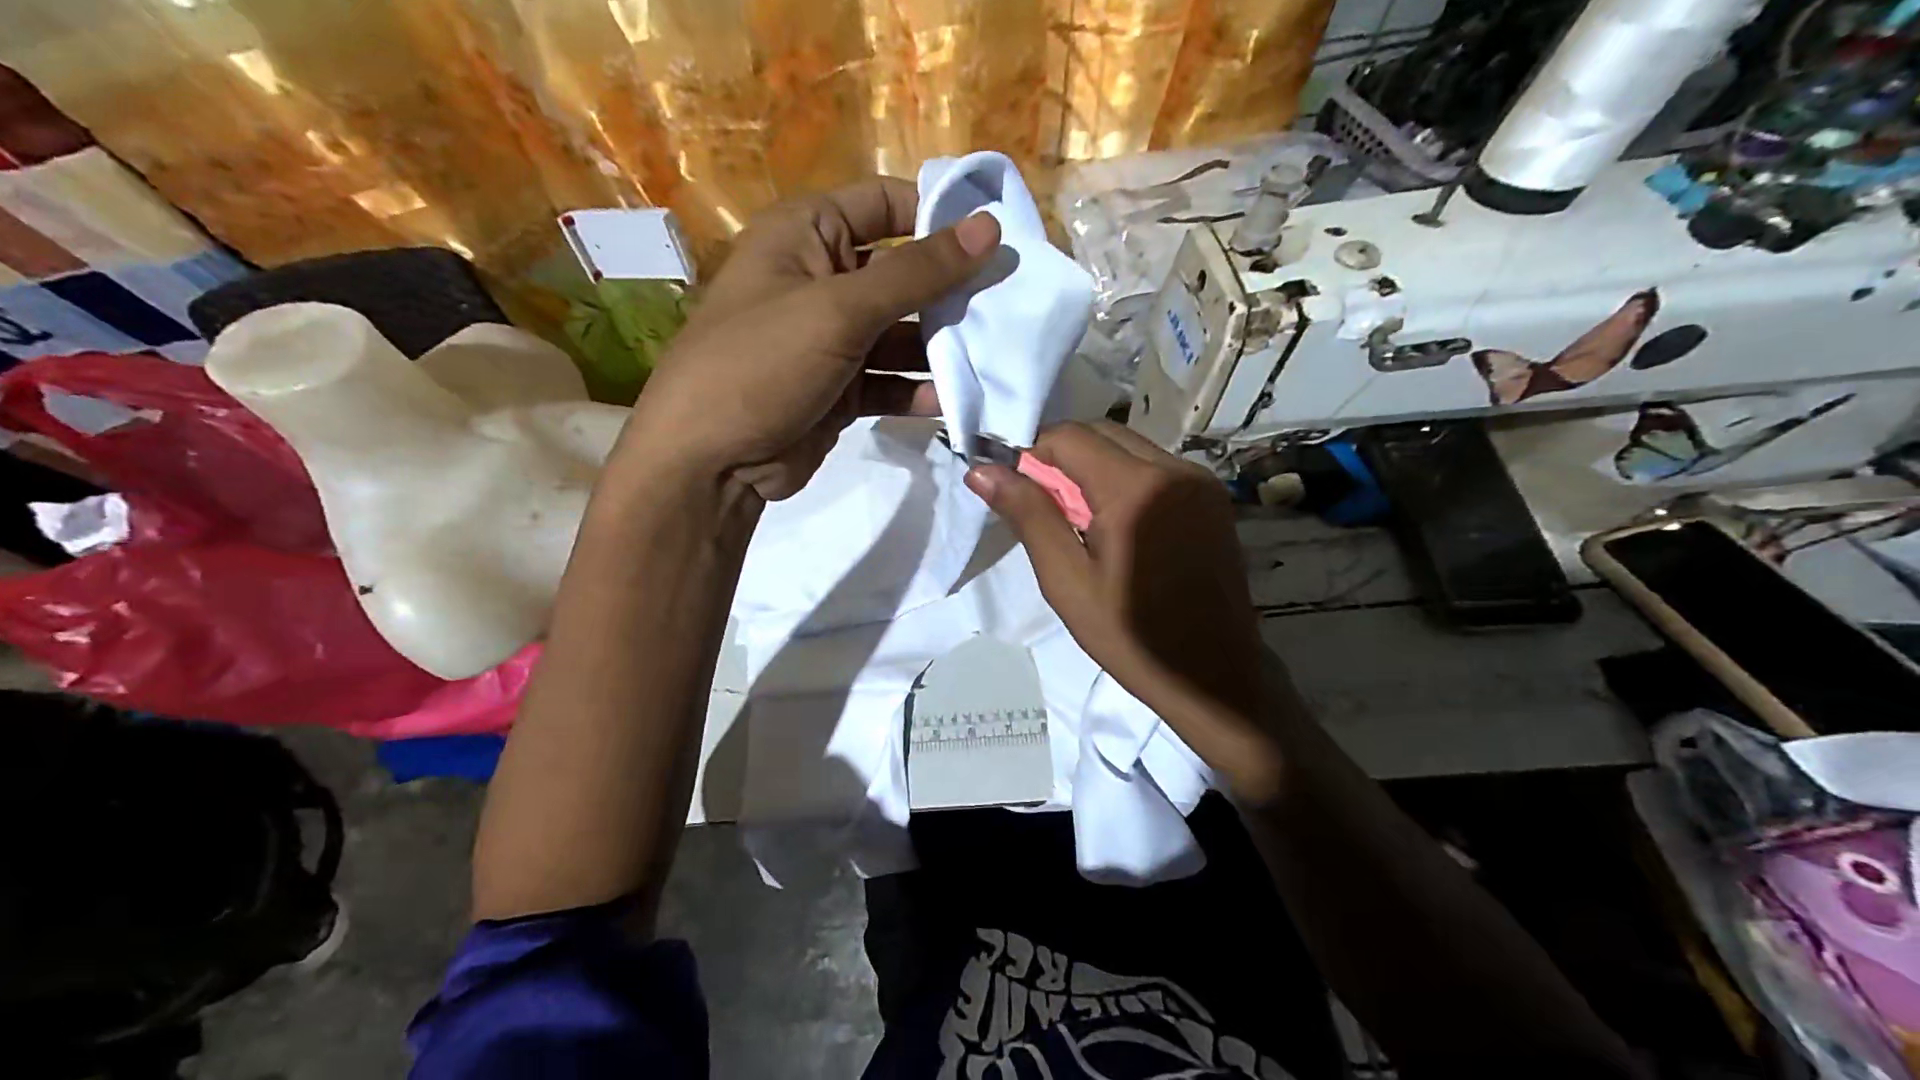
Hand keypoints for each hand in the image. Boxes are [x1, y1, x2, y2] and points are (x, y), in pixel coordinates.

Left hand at [621, 178, 999, 500]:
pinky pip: (891, 380)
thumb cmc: (762, 363)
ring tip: (993, 356)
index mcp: (806, 235)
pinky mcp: (840, 390)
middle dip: (950, 289)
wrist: (710, 461)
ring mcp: (831, 340)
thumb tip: (987, 227)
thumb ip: (917, 271)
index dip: (938, 215)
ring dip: (941, 346)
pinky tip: (956, 400)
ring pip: (901, 333)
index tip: (996, 239)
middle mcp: (820, 280)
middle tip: (1009, 304)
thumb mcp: (840, 309)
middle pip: (901, 273)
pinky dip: (919, 390)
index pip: (884, 204)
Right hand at [965, 422, 1279, 790]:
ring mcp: (1200, 481)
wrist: (1213, 676)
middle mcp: (1174, 470)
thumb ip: (1028, 515)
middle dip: (1062, 456)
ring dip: (1093, 466)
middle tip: (1044, 506)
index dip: (1032, 453)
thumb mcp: (1067, 581)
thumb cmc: (1130, 637)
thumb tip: (982, 470)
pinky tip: (1116, 523)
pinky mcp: (1212, 497)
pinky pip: (1156, 466)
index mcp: (1136, 489)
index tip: (1015, 488)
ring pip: (1129, 445)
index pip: (1069, 436)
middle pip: (1101, 432)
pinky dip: (1124, 478)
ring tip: (1079, 519)